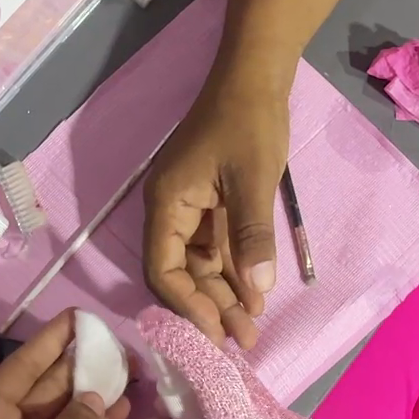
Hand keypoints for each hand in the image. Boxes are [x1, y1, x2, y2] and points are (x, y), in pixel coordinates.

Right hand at [142, 77, 289, 347]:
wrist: (255, 78)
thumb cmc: (248, 122)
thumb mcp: (252, 180)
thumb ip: (250, 236)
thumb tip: (256, 291)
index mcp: (166, 205)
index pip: (162, 268)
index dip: (185, 305)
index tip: (216, 332)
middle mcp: (170, 212)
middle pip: (181, 272)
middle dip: (211, 307)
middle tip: (243, 341)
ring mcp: (190, 208)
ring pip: (200, 264)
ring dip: (224, 294)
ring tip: (252, 329)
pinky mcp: (210, 204)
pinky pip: (215, 247)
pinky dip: (233, 271)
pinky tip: (253, 295)